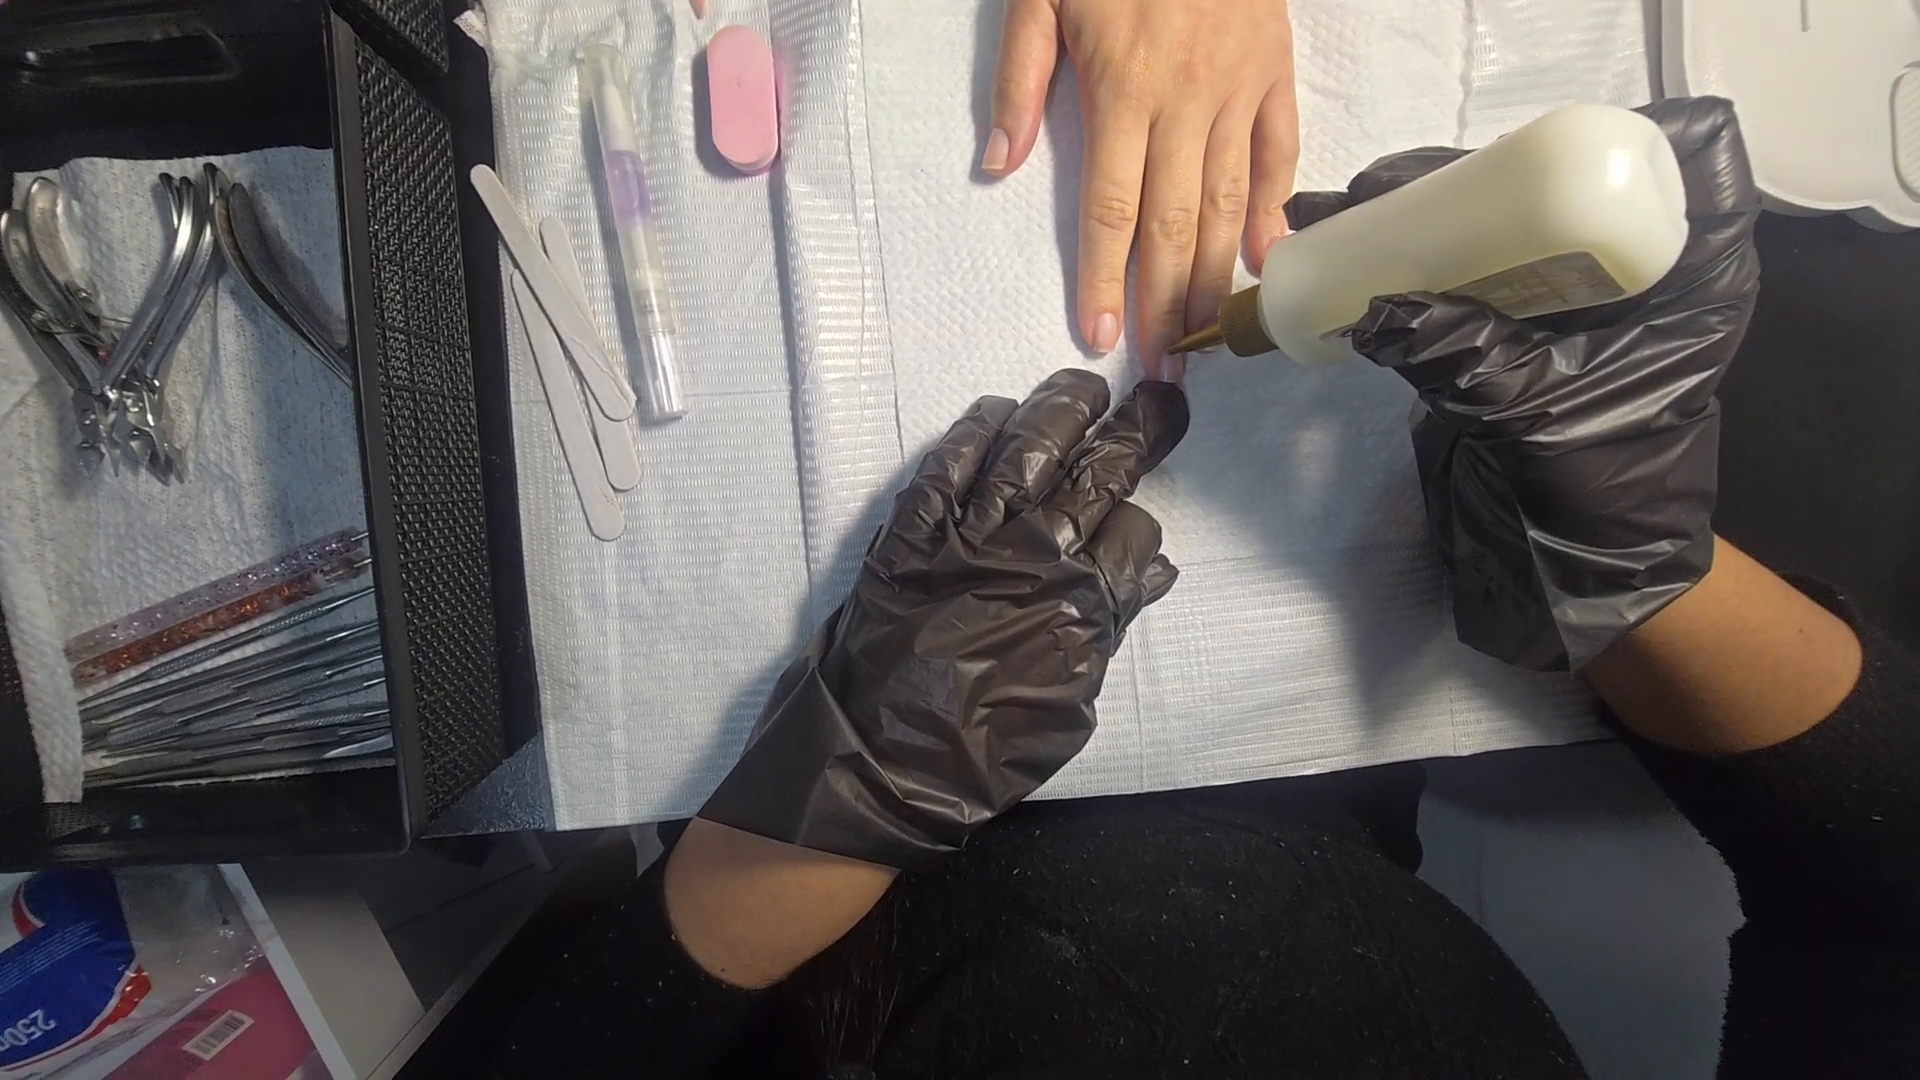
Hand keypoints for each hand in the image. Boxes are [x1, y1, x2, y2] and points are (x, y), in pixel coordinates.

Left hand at [699, 370, 1188, 867]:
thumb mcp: (1069, 708)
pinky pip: (946, 467)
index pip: (1133, 533)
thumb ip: (1110, 629)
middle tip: (1154, 394)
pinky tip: (998, 410)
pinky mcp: (911, 533)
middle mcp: (1031, 559)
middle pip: (1094, 477)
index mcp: (1079, 609)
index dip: (1143, 516)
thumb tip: (1152, 569)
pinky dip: (972, 432)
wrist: (876, 760)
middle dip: (1133, 430)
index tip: (1140, 511)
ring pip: (1026, 453)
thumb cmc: (981, 750)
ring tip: (1086, 385)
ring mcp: (968, 539)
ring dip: (1060, 410)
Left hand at [984, 0, 1298, 380]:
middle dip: (1166, 307)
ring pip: (1228, 204)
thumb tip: (997, 163)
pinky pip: (1281, 149)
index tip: (1104, 340)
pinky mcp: (1275, 69)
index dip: (1107, 282)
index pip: (1112, 212)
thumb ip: (1019, 81)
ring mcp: (1238, 87)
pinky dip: (1276, 208)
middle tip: (1163, 371)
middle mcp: (1186, 100)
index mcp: (1123, 89)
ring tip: (1205, 340)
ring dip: (1215, 280)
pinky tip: (1265, 262)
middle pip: (1172, 227)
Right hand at [1309, 98, 1761, 669]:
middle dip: (1455, 185)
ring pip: (1491, 240)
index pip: (1663, 163)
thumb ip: (1460, 359)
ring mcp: (1555, 314)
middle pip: (1548, 195)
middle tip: (1364, 195)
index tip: (1474, 166)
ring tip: (1333, 225)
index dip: (1574, 149)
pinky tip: (1349, 275)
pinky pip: (1455, 292)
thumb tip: (1368, 308)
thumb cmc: (1588, 498)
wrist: (1572, 570)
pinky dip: (1402, 280)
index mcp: (1680, 280)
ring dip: (1415, 228)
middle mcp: (1625, 280)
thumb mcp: (1531, 418)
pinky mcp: (1500, 347)